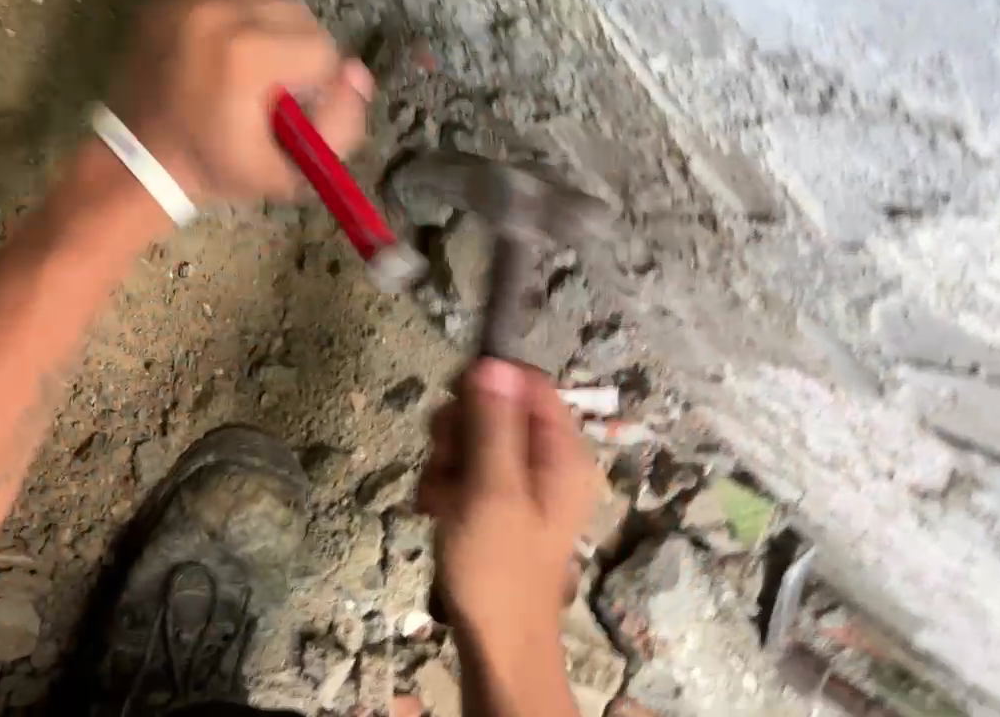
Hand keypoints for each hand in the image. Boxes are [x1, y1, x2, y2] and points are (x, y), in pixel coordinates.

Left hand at [109, 0, 372, 203]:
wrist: (137, 155)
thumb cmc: (212, 167)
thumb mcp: (288, 173)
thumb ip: (340, 126)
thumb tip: (355, 71)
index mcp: (248, 55)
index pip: (322, 51)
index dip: (311, 85)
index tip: (282, 105)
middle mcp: (221, 10)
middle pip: (299, 17)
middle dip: (291, 53)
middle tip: (259, 87)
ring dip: (265, 24)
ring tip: (237, 60)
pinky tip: (222, 26)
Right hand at [416, 359, 598, 664]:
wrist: (495, 639)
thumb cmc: (497, 566)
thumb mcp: (490, 489)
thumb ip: (491, 423)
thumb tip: (492, 361)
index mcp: (562, 451)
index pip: (526, 380)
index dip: (484, 384)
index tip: (454, 410)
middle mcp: (546, 456)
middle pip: (491, 403)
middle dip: (456, 428)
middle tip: (445, 463)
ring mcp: (521, 476)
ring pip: (470, 431)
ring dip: (443, 456)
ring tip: (441, 494)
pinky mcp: (497, 493)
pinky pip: (463, 460)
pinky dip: (443, 478)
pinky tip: (437, 506)